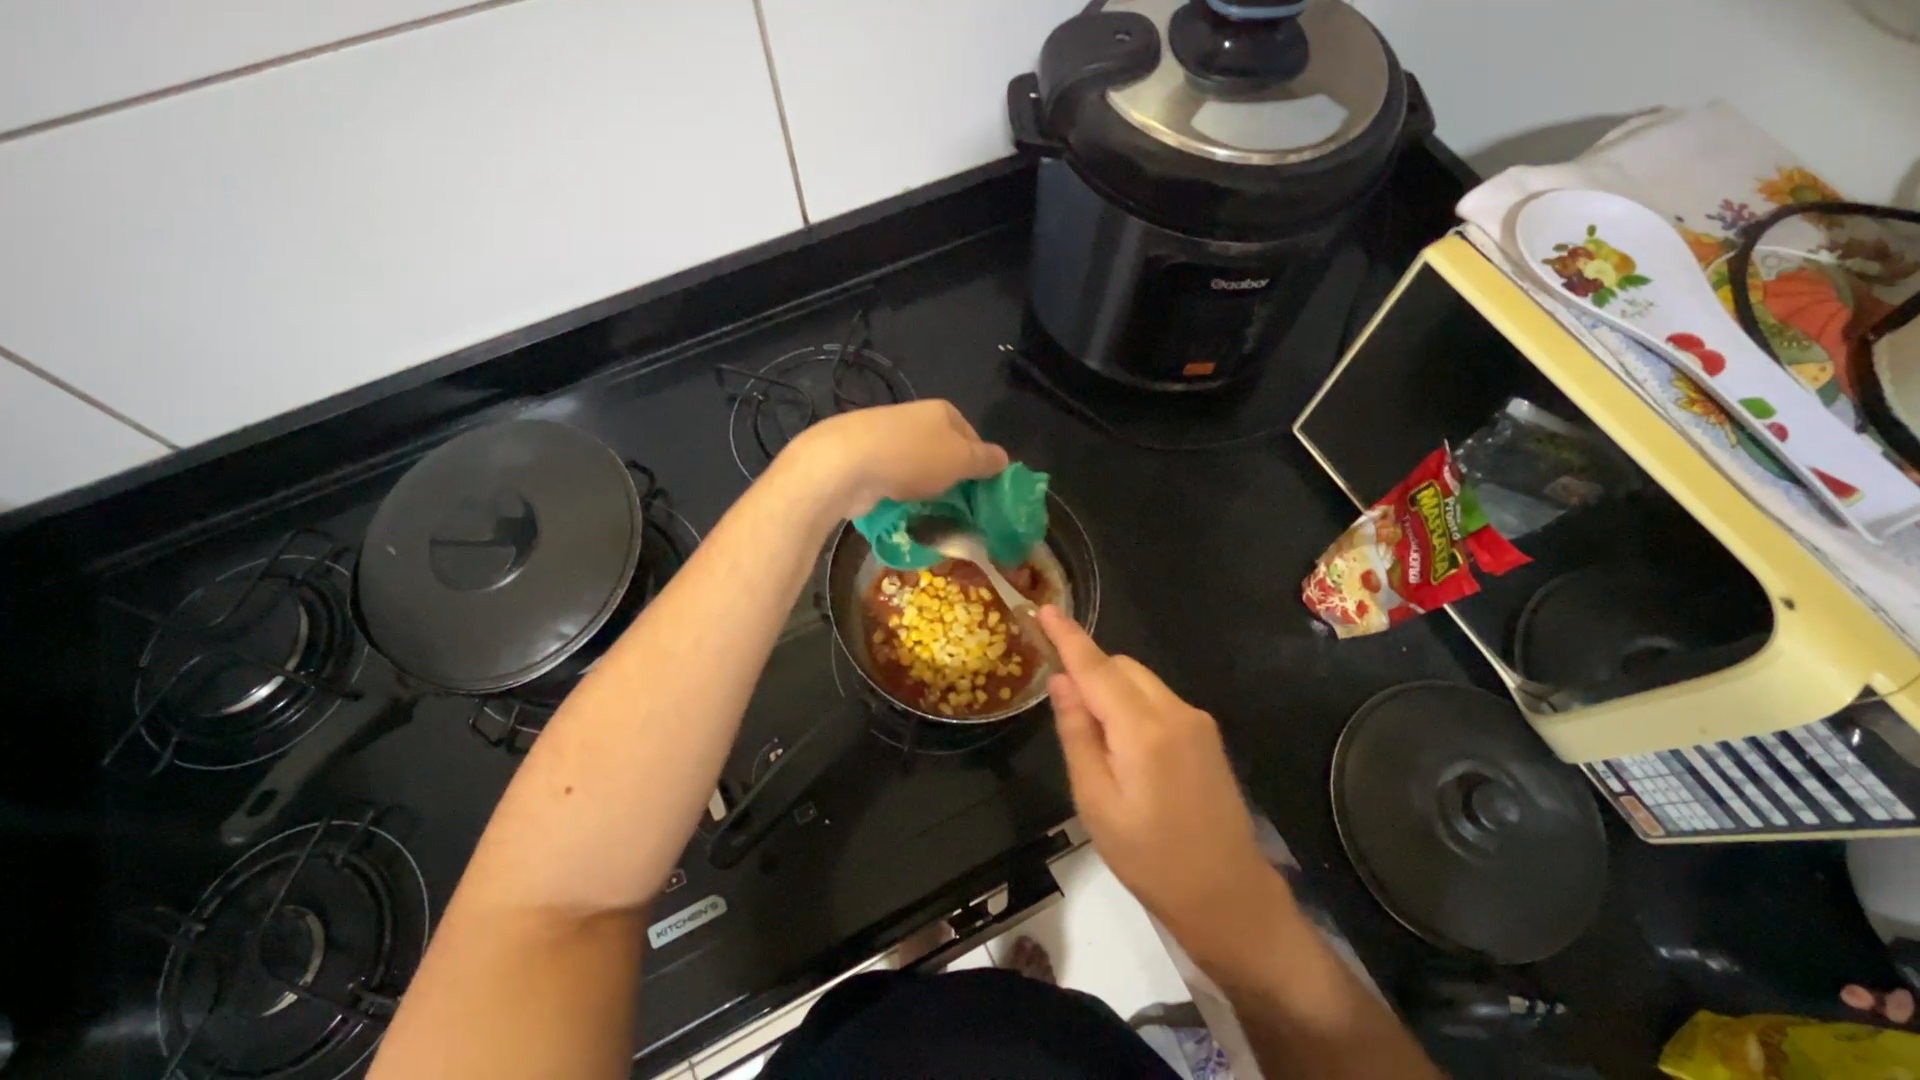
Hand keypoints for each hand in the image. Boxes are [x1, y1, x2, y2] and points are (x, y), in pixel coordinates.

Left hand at [783, 400, 1009, 518]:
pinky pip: (890, 480)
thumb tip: (1004, 459)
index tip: (981, 492)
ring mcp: (885, 438)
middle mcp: (914, 419)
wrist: (845, 464)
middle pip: (943, 452)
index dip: (980, 464)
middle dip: (950, 478)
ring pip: (916, 467)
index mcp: (942, 412)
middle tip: (958, 507)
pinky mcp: (862, 459)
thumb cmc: (912, 457)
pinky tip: (899, 511)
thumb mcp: (961, 460)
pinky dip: (897, 494)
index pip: (972, 437)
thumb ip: (985, 461)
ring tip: (930, 513)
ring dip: (923, 489)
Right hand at [1040, 606, 1282, 950]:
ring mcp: (1198, 722)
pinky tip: (1128, 751)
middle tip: (1065, 711)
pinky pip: (1160, 701)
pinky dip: (1134, 706)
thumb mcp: (1096, 802)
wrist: (1225, 893)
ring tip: (1098, 746)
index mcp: (1143, 729)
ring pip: (1142, 681)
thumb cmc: (1148, 857)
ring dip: (1112, 690)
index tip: (1043, 608)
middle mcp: (1175, 712)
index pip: (1096, 668)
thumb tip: (1062, 681)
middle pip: (1122, 667)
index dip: (1067, 637)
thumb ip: (1077, 734)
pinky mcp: (1208, 736)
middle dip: (1089, 671)